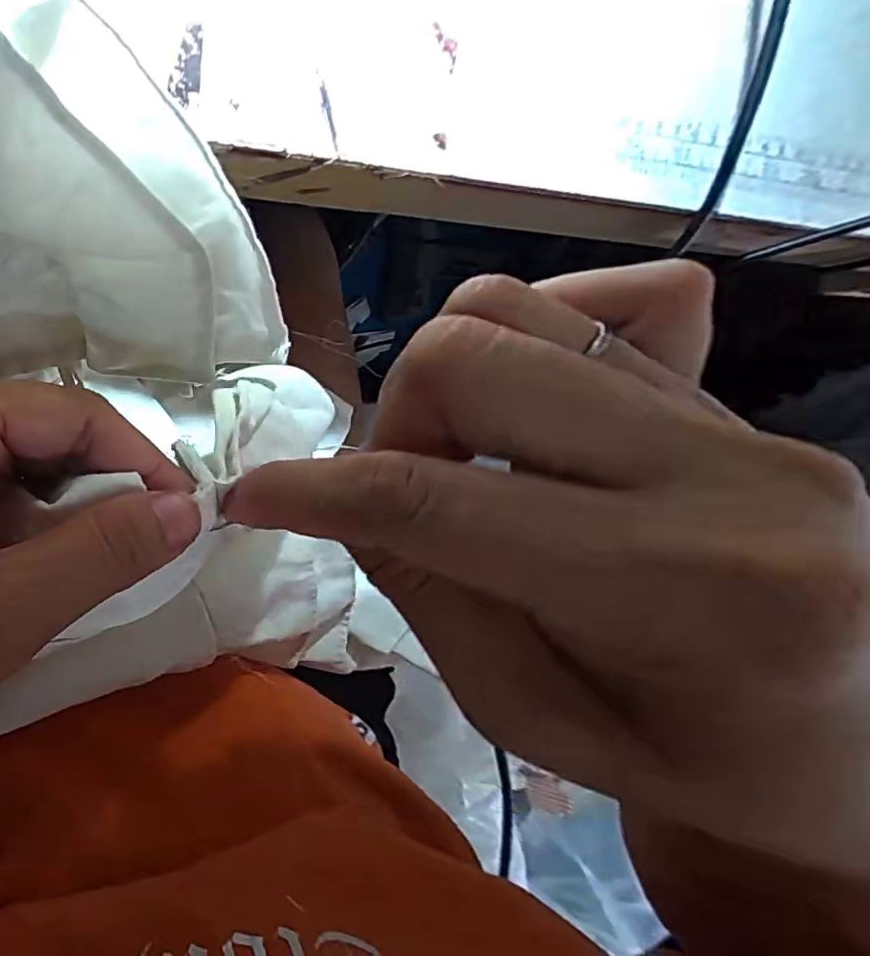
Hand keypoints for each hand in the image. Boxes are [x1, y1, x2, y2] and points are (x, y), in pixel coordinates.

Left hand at [0, 372, 201, 773]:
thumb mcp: (1, 607)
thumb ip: (100, 551)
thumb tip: (189, 507)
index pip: (68, 414)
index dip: (139, 464)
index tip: (194, 522)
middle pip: (50, 437)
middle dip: (104, 494)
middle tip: (152, 558)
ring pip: (33, 469)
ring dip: (73, 519)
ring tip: (94, 577)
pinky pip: (5, 496)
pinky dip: (39, 534)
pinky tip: (44, 577)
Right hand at [227, 261, 869, 876]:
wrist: (863, 750)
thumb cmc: (673, 756)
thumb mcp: (514, 707)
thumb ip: (417, 584)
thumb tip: (339, 494)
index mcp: (681, 586)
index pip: (428, 498)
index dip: (308, 490)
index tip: (244, 498)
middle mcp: (727, 471)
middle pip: (460, 359)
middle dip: (393, 424)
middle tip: (404, 492)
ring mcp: (743, 417)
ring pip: (508, 311)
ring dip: (438, 381)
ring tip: (461, 453)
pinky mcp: (739, 391)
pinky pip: (616, 296)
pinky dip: (535, 326)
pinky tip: (527, 399)